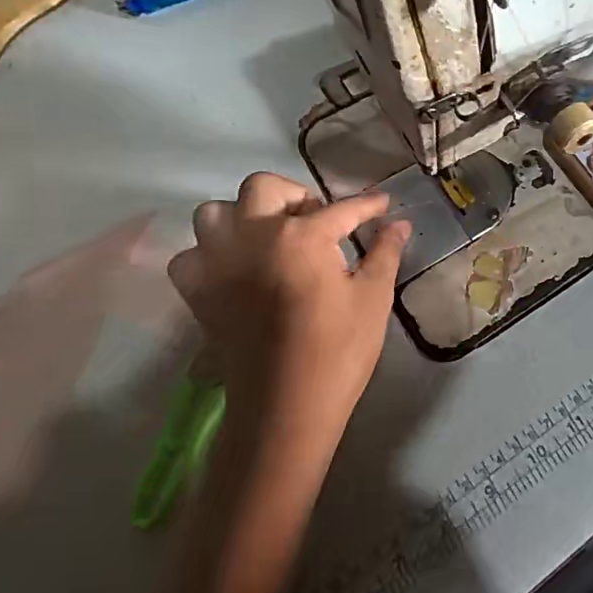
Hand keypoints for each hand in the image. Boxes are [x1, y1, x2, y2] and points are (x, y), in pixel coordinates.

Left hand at [168, 172, 409, 430]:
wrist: (286, 405)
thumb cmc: (340, 347)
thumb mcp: (374, 296)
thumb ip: (385, 252)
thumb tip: (399, 223)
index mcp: (301, 236)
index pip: (342, 209)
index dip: (368, 205)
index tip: (383, 205)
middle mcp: (252, 236)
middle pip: (263, 188)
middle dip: (295, 196)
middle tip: (318, 221)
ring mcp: (217, 262)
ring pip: (215, 213)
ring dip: (245, 217)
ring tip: (273, 239)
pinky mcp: (197, 292)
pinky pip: (193, 254)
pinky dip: (213, 253)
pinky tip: (240, 269)